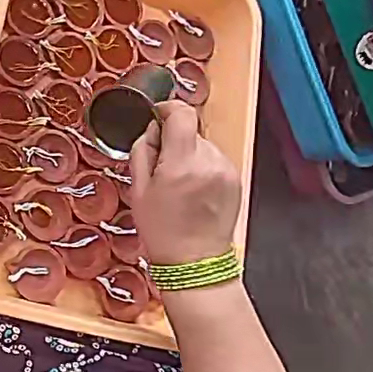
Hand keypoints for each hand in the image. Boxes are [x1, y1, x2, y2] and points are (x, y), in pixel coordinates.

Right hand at [126, 101, 241, 265]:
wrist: (194, 261)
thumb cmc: (163, 230)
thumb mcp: (137, 189)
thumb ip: (142, 150)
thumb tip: (152, 129)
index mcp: (182, 163)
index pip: (182, 113)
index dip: (167, 110)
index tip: (158, 117)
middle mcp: (209, 162)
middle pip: (191, 131)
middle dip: (174, 142)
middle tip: (161, 168)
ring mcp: (226, 170)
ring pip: (202, 145)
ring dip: (189, 156)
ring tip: (178, 185)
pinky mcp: (235, 179)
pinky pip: (214, 160)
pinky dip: (202, 168)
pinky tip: (193, 192)